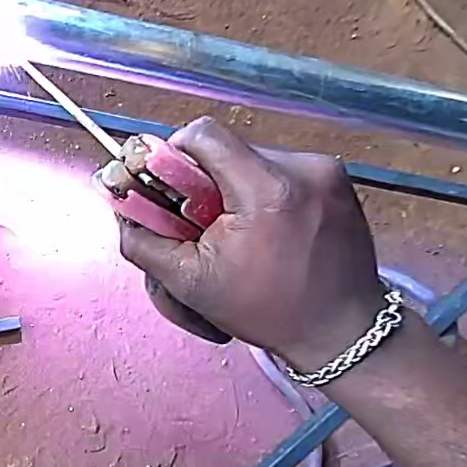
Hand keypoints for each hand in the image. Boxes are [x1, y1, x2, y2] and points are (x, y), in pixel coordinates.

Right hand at [116, 117, 388, 370]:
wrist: (345, 333)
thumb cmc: (270, 312)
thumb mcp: (192, 284)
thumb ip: (145, 241)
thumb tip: (121, 207)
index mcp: (267, 189)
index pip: (202, 134)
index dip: (175, 155)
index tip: (171, 189)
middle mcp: (303, 168)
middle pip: (227, 149)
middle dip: (203, 181)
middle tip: (202, 222)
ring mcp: (327, 171)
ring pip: (252, 159)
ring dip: (233, 188)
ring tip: (238, 232)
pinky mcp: (338, 180)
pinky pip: (281, 170)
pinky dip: (262, 192)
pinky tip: (267, 231)